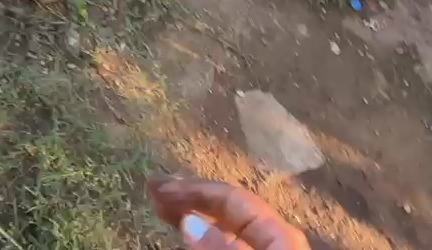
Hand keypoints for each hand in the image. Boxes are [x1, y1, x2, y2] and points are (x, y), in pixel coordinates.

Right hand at [148, 176, 311, 249]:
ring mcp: (265, 249)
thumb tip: (187, 221)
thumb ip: (224, 247)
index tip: (156, 187)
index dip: (191, 189)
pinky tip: (189, 235)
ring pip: (226, 229)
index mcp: (278, 231)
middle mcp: (273, 238)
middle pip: (225, 209)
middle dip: (188, 196)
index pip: (228, 196)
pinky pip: (230, 244)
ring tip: (164, 208)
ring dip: (193, 215)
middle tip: (153, 190)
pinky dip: (206, 238)